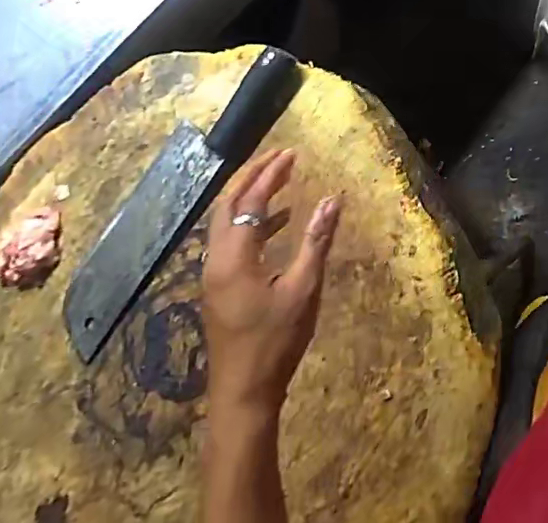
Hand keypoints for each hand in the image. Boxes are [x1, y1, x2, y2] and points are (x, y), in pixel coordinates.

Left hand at [201, 148, 342, 418]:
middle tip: (280, 157)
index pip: (250, 200)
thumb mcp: (303, 289)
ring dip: (251, 197)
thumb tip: (332, 200)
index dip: (271, 174)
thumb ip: (316, 241)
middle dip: (253, 175)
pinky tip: (279, 222)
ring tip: (280, 180)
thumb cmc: (275, 342)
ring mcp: (214, 274)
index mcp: (234, 256)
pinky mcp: (220, 286)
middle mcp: (216, 258)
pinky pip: (232, 239)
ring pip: (227, 221)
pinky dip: (253, 222)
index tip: (291, 153)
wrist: (243, 394)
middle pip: (228, 203)